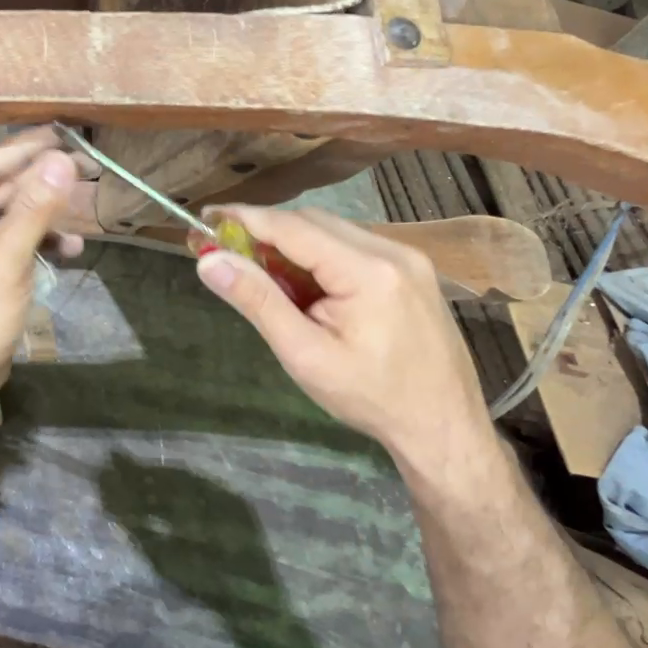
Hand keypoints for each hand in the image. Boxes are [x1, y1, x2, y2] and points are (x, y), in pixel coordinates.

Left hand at [0, 128, 81, 399]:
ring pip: (13, 212)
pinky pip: (15, 238)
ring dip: (46, 214)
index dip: (25, 148)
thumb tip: (61, 161)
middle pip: (1, 186)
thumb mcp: (7, 259)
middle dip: (42, 182)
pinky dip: (41, 240)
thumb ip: (34, 209)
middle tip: (86, 166)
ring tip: (83, 211)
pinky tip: (69, 249)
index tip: (63, 135)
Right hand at [195, 205, 488, 465]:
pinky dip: (316, 254)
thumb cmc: (370, 397)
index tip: (203, 217)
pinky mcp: (412, 271)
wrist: (445, 430)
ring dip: (289, 243)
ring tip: (259, 273)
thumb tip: (209, 260)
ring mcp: (408, 259)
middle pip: (310, 221)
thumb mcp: (304, 353)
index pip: (290, 226)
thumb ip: (256, 300)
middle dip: (263, 230)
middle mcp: (392, 252)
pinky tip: (301, 285)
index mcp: (368, 272)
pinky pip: (350, 245)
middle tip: (222, 249)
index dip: (242, 217)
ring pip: (330, 230)